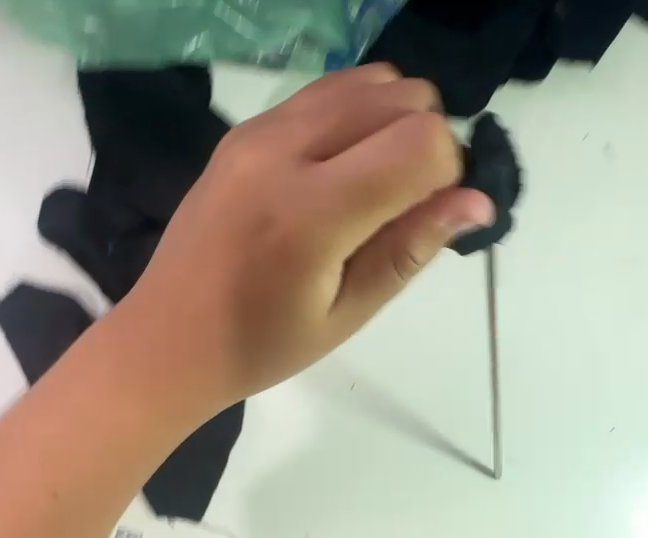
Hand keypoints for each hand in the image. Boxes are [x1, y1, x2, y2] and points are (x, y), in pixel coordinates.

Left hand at [123, 64, 495, 407]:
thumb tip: (478, 201)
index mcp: (311, 214)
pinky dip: (356, 117)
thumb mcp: (347, 313)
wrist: (169, 338)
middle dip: (426, 141)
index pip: (421, 143)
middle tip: (406, 205)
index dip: (448, 175)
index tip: (430, 218)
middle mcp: (283, 151)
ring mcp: (258, 131)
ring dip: (393, 123)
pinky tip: (343, 171)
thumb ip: (409, 250)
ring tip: (376, 188)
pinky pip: (325, 92)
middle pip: (399, 97)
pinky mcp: (245, 128)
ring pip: (365, 82)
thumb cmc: (263, 346)